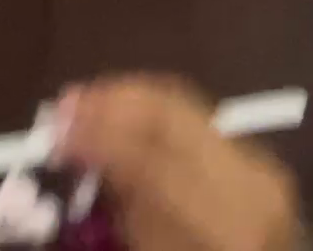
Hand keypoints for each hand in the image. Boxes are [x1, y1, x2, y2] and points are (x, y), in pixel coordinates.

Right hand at [60, 76, 305, 250]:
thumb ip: (132, 210)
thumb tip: (91, 155)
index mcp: (227, 219)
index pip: (152, 161)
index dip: (99, 139)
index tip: (54, 130)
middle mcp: (248, 175)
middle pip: (169, 115)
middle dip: (110, 101)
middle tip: (63, 101)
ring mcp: (258, 157)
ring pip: (182, 101)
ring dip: (127, 93)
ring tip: (83, 95)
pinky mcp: (256, 150)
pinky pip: (195, 112)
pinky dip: (153, 102)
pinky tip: (123, 102)